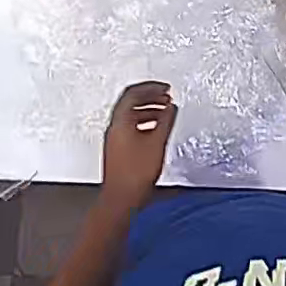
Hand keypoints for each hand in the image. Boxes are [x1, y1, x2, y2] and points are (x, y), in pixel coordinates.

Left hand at [100, 81, 175, 209]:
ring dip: (148, 109)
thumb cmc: (135, 173)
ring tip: (165, 110)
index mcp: (121, 121)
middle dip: (150, 96)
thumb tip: (171, 107)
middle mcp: (114, 127)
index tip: (165, 88)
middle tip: (166, 95)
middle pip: (130, 102)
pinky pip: (131, 126)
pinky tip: (156, 128)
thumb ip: (166, 120)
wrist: (121, 198)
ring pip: (131, 114)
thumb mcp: (157, 142)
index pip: (133, 93)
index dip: (151, 87)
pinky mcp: (118, 148)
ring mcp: (115, 138)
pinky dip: (145, 121)